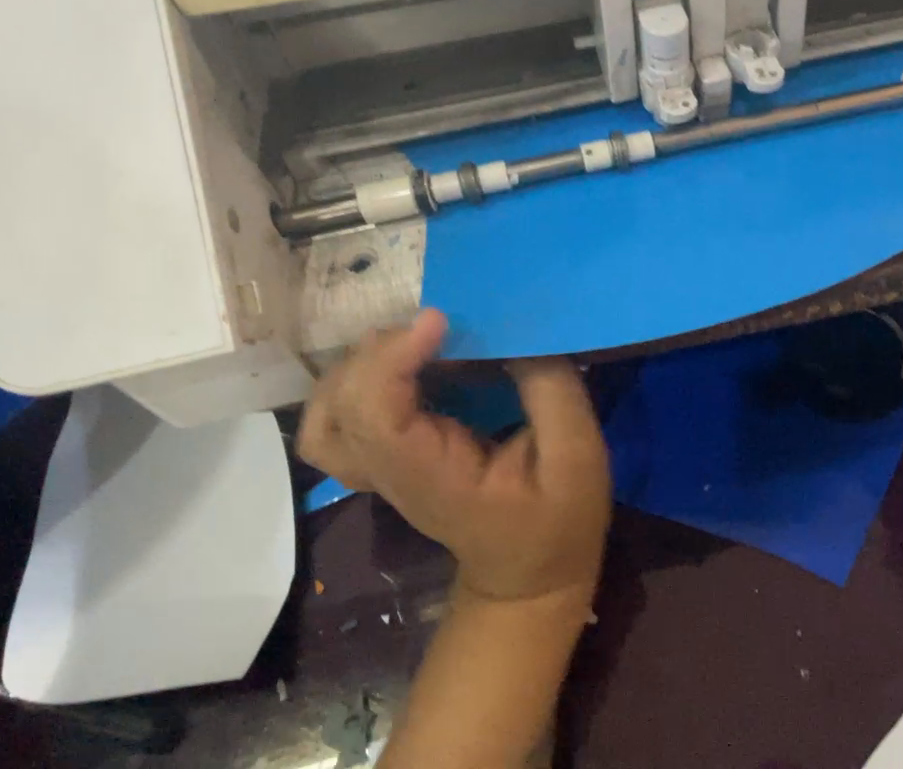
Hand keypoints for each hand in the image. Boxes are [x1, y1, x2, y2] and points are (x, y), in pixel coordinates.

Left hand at [297, 309, 612, 603]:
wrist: (528, 579)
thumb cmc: (556, 523)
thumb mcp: (576, 456)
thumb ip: (550, 389)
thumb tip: (519, 333)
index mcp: (429, 475)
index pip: (373, 414)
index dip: (392, 358)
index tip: (440, 322)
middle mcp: (388, 472)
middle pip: (341, 404)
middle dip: (382, 350)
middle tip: (440, 328)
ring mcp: (378, 470)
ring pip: (326, 411)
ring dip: (363, 363)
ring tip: (417, 342)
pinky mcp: (385, 460)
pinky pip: (341, 417)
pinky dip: (358, 380)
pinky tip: (404, 363)